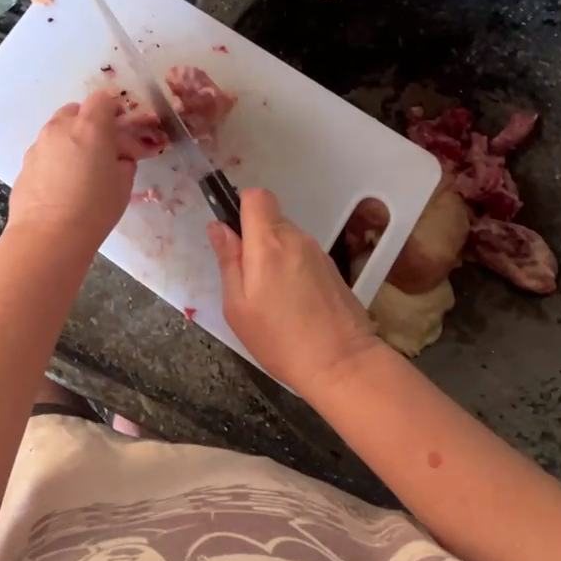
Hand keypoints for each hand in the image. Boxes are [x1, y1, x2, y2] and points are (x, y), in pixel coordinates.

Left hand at [7, 90, 135, 252]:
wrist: (47, 235)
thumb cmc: (94, 208)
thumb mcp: (123, 185)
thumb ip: (124, 162)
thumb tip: (119, 157)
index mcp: (89, 126)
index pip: (102, 99)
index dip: (113, 109)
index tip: (121, 125)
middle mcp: (60, 128)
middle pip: (75, 110)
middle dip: (90, 122)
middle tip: (101, 146)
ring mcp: (38, 145)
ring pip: (57, 130)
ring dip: (70, 138)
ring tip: (80, 167)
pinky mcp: (25, 163)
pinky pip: (44, 151)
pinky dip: (55, 157)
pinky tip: (61, 183)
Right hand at [208, 189, 380, 391]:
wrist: (343, 365)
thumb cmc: (280, 339)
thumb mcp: (238, 306)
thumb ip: (228, 260)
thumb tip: (217, 227)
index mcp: (268, 242)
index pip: (256, 195)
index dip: (241, 206)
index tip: (234, 234)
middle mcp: (296, 238)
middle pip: (270, 218)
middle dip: (255, 238)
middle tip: (247, 278)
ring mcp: (318, 252)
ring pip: (286, 238)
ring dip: (274, 255)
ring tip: (271, 297)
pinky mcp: (333, 268)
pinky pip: (302, 255)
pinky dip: (292, 268)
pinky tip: (293, 303)